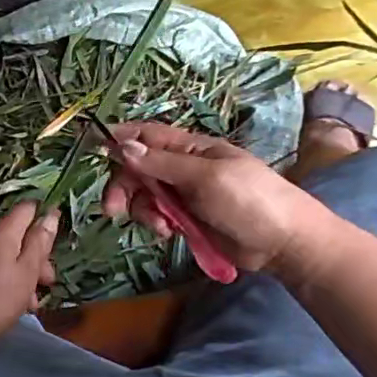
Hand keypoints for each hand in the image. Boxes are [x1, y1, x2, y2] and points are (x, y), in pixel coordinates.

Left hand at [0, 202, 59, 346]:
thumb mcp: (26, 273)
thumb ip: (40, 242)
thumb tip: (51, 213)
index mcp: (0, 230)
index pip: (28, 207)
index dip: (45, 217)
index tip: (55, 240)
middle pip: (16, 233)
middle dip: (35, 254)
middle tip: (46, 282)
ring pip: (4, 252)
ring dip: (21, 271)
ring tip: (30, 302)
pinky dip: (3, 276)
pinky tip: (10, 301)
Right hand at [101, 122, 334, 277]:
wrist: (284, 242)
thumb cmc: (249, 199)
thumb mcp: (206, 176)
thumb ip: (164, 163)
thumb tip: (124, 145)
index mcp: (192, 147)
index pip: (148, 135)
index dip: (120, 138)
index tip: (92, 145)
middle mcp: (185, 167)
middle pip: (140, 168)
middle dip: (125, 185)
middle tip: (112, 209)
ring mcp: (187, 195)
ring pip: (146, 196)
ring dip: (144, 210)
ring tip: (161, 227)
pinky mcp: (189, 220)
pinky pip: (160, 217)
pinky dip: (158, 225)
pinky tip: (170, 234)